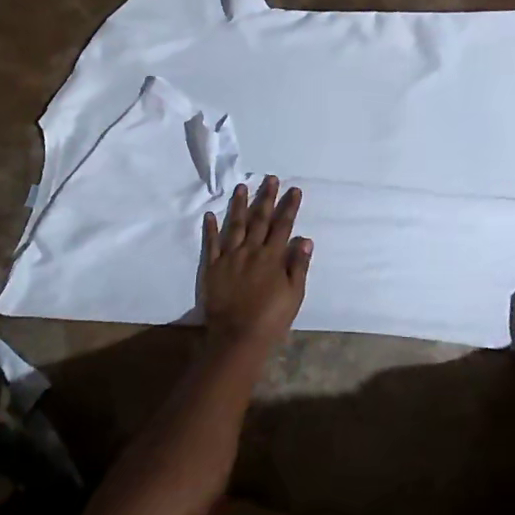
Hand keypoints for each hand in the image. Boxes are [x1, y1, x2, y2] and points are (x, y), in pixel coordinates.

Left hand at [201, 176, 310, 349]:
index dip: (289, 207)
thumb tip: (305, 239)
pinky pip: (211, 243)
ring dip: (239, 204)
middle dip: (266, 197)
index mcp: (272, 257)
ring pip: (235, 225)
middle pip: (260, 219)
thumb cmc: (271, 318)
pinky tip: (209, 214)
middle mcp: (251, 250)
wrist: (237, 336)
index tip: (294, 190)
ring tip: (242, 186)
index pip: (283, 225)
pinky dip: (210, 228)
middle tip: (270, 178)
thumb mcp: (294, 294)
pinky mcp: (212, 267)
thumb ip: (299, 265)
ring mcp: (229, 257)